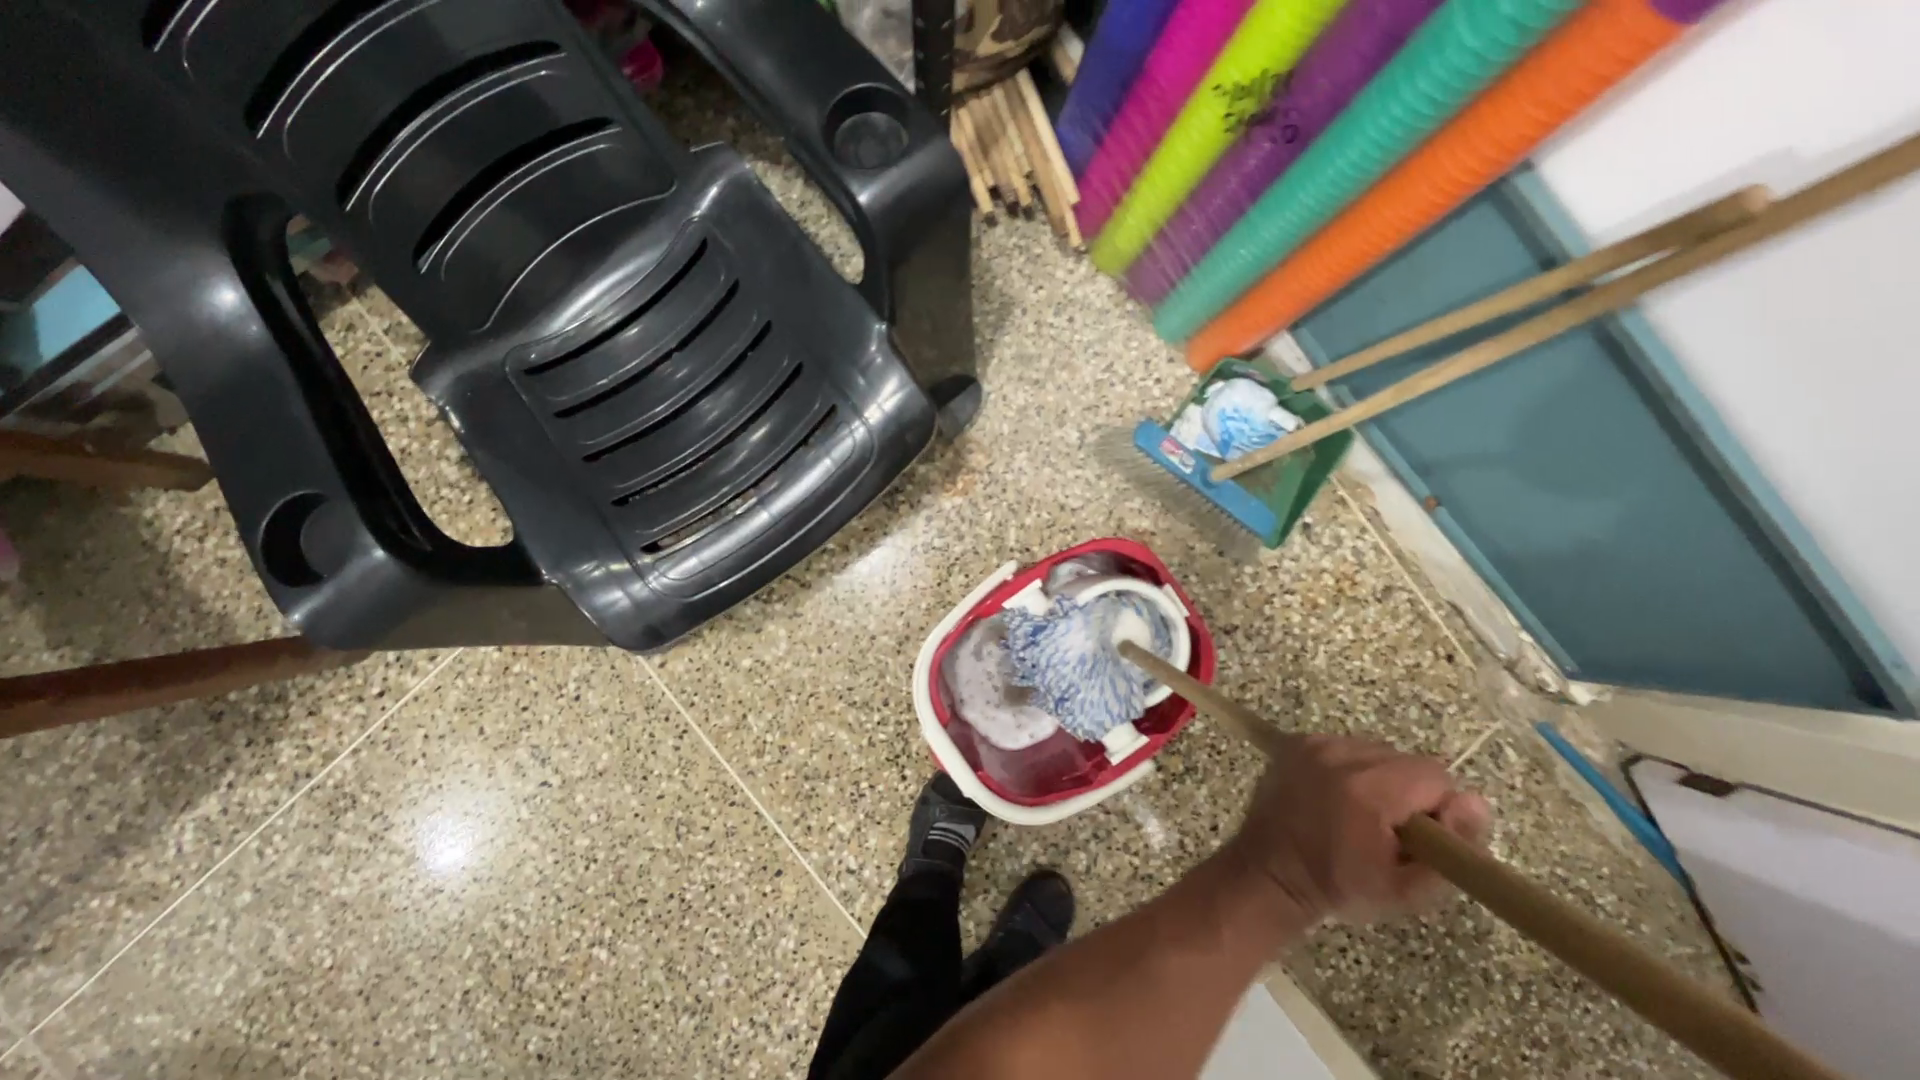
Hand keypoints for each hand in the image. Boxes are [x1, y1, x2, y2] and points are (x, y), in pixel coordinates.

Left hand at [1225, 734, 1491, 924]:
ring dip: (1382, 780)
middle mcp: (1340, 755)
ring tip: (1360, 816)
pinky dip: (1352, 770)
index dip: (1440, 809)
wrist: (1268, 873)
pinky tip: (1338, 799)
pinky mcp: (1298, 743)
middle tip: (1389, 831)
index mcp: (1367, 789)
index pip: (1436, 777)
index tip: (1421, 837)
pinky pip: (1348, 748)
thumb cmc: (1338, 886)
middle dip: (1411, 795)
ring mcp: (1314, 744)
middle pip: (1407, 762)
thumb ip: (1452, 848)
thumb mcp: (1406, 889)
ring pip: (1378, 752)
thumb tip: (1474, 804)